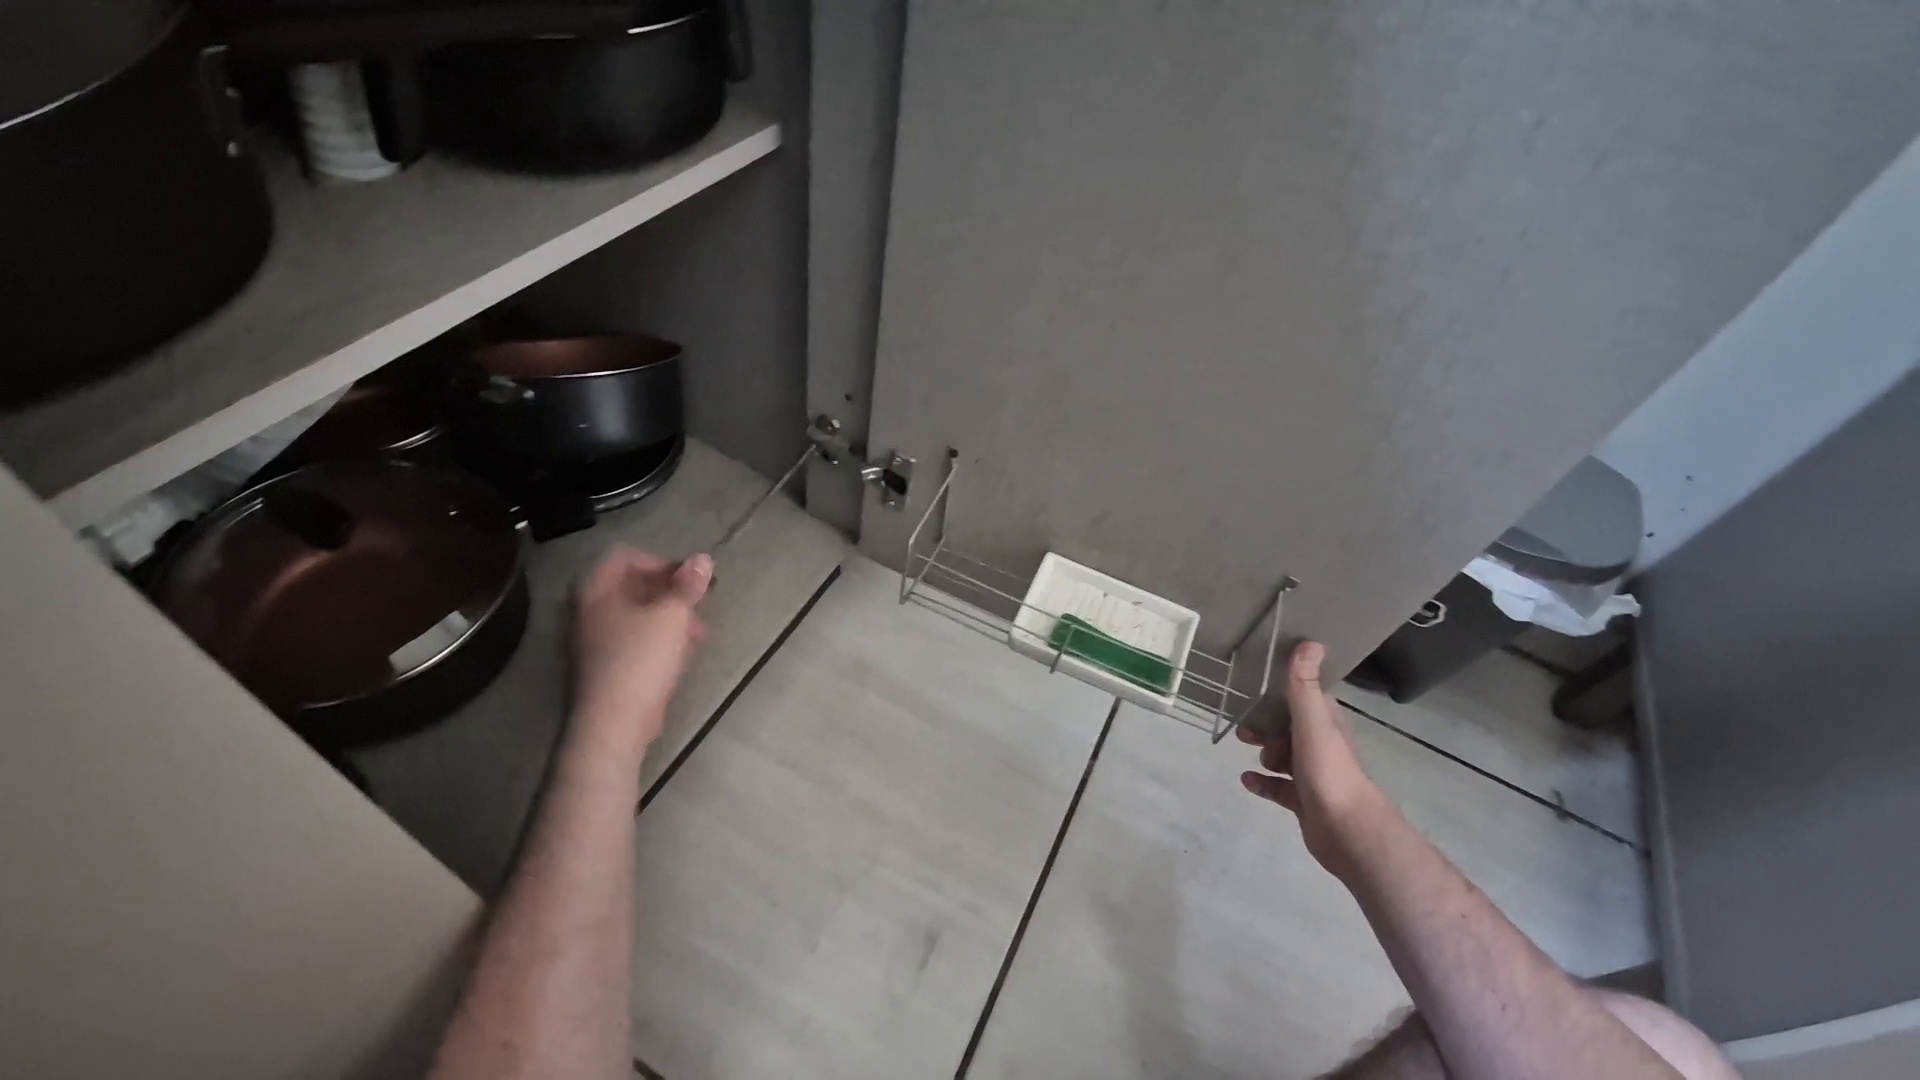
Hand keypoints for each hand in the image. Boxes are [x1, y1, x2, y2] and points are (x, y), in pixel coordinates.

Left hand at [572, 547, 712, 745]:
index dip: (660, 562)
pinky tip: (680, 655)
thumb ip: (688, 585)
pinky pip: (634, 641)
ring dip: (669, 617)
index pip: (625, 557)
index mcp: (597, 592)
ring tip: (698, 633)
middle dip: (670, 591)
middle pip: (631, 586)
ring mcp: (594, 642)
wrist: (614, 723)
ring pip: (636, 615)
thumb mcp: (672, 616)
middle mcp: (589, 612)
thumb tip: (703, 559)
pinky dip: (659, 639)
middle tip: (698, 604)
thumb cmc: (641, 659)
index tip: (689, 579)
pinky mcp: (605, 668)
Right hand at [1238, 641, 1388, 875]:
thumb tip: (1309, 642)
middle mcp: (1321, 745)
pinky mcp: (1303, 800)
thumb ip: (1305, 686)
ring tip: (1256, 758)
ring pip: (1283, 756)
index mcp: (1326, 724)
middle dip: (1265, 726)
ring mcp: (1313, 775)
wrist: (1347, 831)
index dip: (1281, 691)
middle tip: (1247, 732)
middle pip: (1288, 727)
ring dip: (1265, 753)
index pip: (1304, 697)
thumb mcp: (1312, 723)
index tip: (1256, 688)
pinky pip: (1277, 787)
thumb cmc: (1329, 772)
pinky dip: (1262, 782)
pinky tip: (1248, 781)